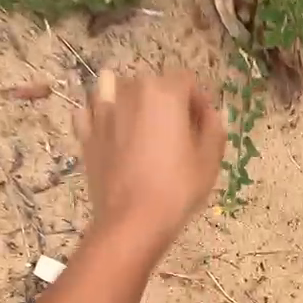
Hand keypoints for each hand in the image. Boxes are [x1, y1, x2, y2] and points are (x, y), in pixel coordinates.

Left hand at [74, 69, 224, 252]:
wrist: (132, 221)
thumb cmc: (177, 190)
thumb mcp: (209, 162)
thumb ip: (215, 130)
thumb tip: (216, 113)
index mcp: (165, 93)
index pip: (188, 81)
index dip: (200, 102)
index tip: (205, 126)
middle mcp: (131, 91)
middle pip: (154, 84)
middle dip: (169, 103)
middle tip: (179, 134)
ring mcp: (103, 110)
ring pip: (117, 89)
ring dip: (132, 100)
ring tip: (142, 125)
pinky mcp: (86, 132)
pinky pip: (91, 110)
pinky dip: (101, 114)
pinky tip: (112, 130)